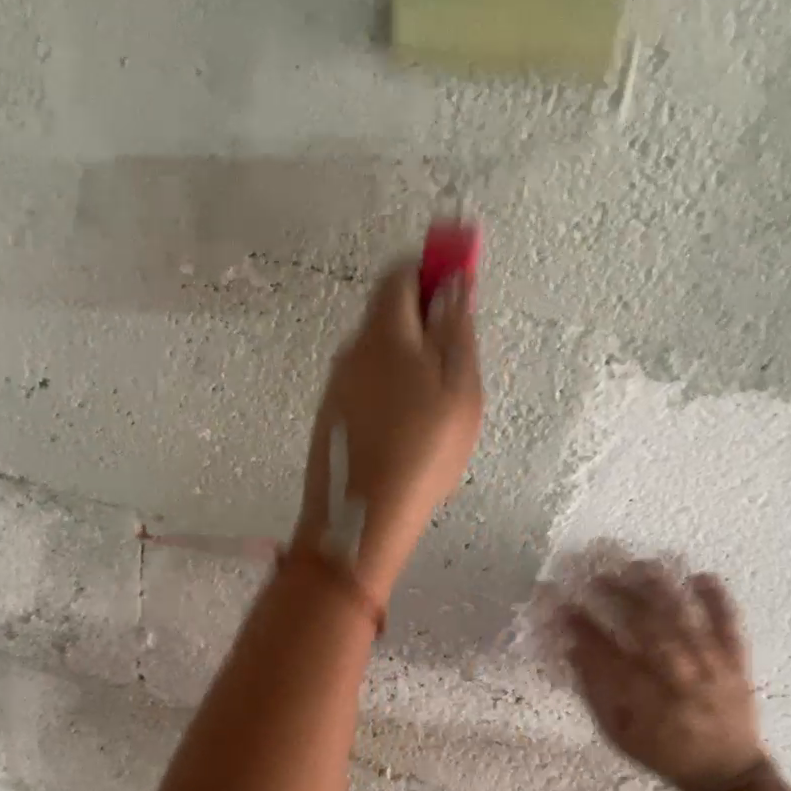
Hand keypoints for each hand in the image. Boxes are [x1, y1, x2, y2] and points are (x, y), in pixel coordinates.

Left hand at [292, 265, 482, 601]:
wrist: (360, 519)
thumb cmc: (422, 450)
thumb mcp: (458, 386)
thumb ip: (455, 327)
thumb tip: (453, 281)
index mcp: (382, 334)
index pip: (400, 274)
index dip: (431, 270)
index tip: (459, 287)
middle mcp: (351, 352)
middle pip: (387, 314)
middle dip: (423, 320)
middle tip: (457, 358)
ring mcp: (336, 386)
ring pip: (378, 353)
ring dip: (408, 359)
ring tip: (436, 406)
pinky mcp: (331, 417)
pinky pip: (366, 385)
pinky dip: (390, 389)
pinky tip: (407, 428)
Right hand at [564, 562, 766, 790]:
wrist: (727, 774)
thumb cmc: (662, 753)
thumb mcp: (618, 732)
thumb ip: (595, 692)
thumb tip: (571, 649)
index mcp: (645, 700)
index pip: (606, 654)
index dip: (582, 627)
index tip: (561, 604)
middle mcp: (679, 680)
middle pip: (647, 629)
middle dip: (620, 598)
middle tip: (596, 574)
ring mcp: (711, 668)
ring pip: (685, 622)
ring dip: (661, 590)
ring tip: (638, 564)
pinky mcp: (736, 663)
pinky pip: (729, 627)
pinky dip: (717, 600)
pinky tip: (700, 575)